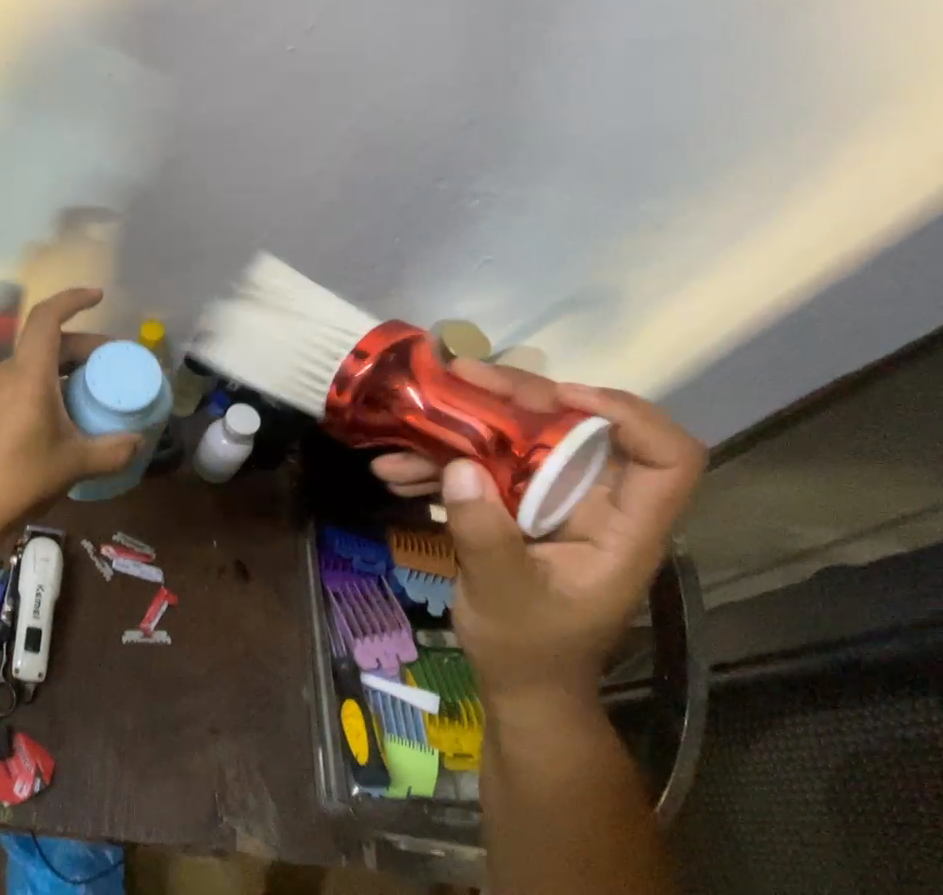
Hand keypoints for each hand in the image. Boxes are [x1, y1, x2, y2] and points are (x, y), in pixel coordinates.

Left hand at [0, 288, 145, 534]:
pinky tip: (60, 417)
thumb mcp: (76, 463)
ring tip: (91, 391)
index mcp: (28, 374)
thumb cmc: (20, 479)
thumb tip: (139, 441)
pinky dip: (44, 387)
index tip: (98, 297)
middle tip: (112, 364)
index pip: (46, 317)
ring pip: (31, 366)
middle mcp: (5, 374)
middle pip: (45, 343)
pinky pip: (18, 386)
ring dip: (63, 370)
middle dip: (82, 346)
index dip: (72, 300)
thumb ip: (114, 450)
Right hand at [370, 361, 705, 704]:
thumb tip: (459, 466)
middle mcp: (596, 506)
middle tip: (458, 379)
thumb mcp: (504, 595)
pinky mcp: (516, 511)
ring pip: (518, 446)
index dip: (628, 416)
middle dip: (514, 402)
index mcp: (623, 530)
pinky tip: (394, 473)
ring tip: (402, 432)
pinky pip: (482, 472)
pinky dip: (439, 468)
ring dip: (458, 435)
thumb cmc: (530, 649)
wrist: (519, 683)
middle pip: (575, 432)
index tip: (560, 397)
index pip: (667, 459)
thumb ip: (485, 533)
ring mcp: (553, 506)